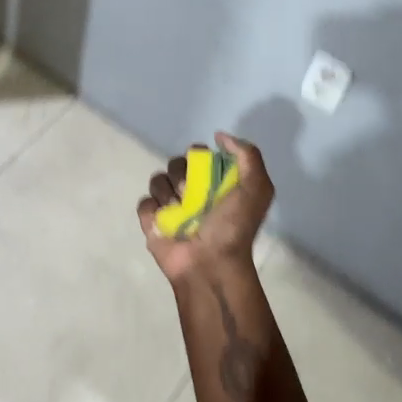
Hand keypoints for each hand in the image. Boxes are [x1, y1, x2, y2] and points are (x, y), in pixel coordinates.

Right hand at [135, 132, 273, 283]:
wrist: (210, 264)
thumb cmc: (233, 227)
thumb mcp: (256, 187)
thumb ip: (247, 156)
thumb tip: (219, 136)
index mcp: (215, 182)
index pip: (197, 153)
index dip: (198, 155)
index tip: (204, 167)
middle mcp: (192, 191)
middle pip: (175, 163)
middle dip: (182, 176)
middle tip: (191, 194)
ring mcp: (170, 206)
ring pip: (157, 180)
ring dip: (168, 194)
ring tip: (180, 213)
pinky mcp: (152, 221)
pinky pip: (144, 203)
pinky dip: (153, 211)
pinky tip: (165, 222)